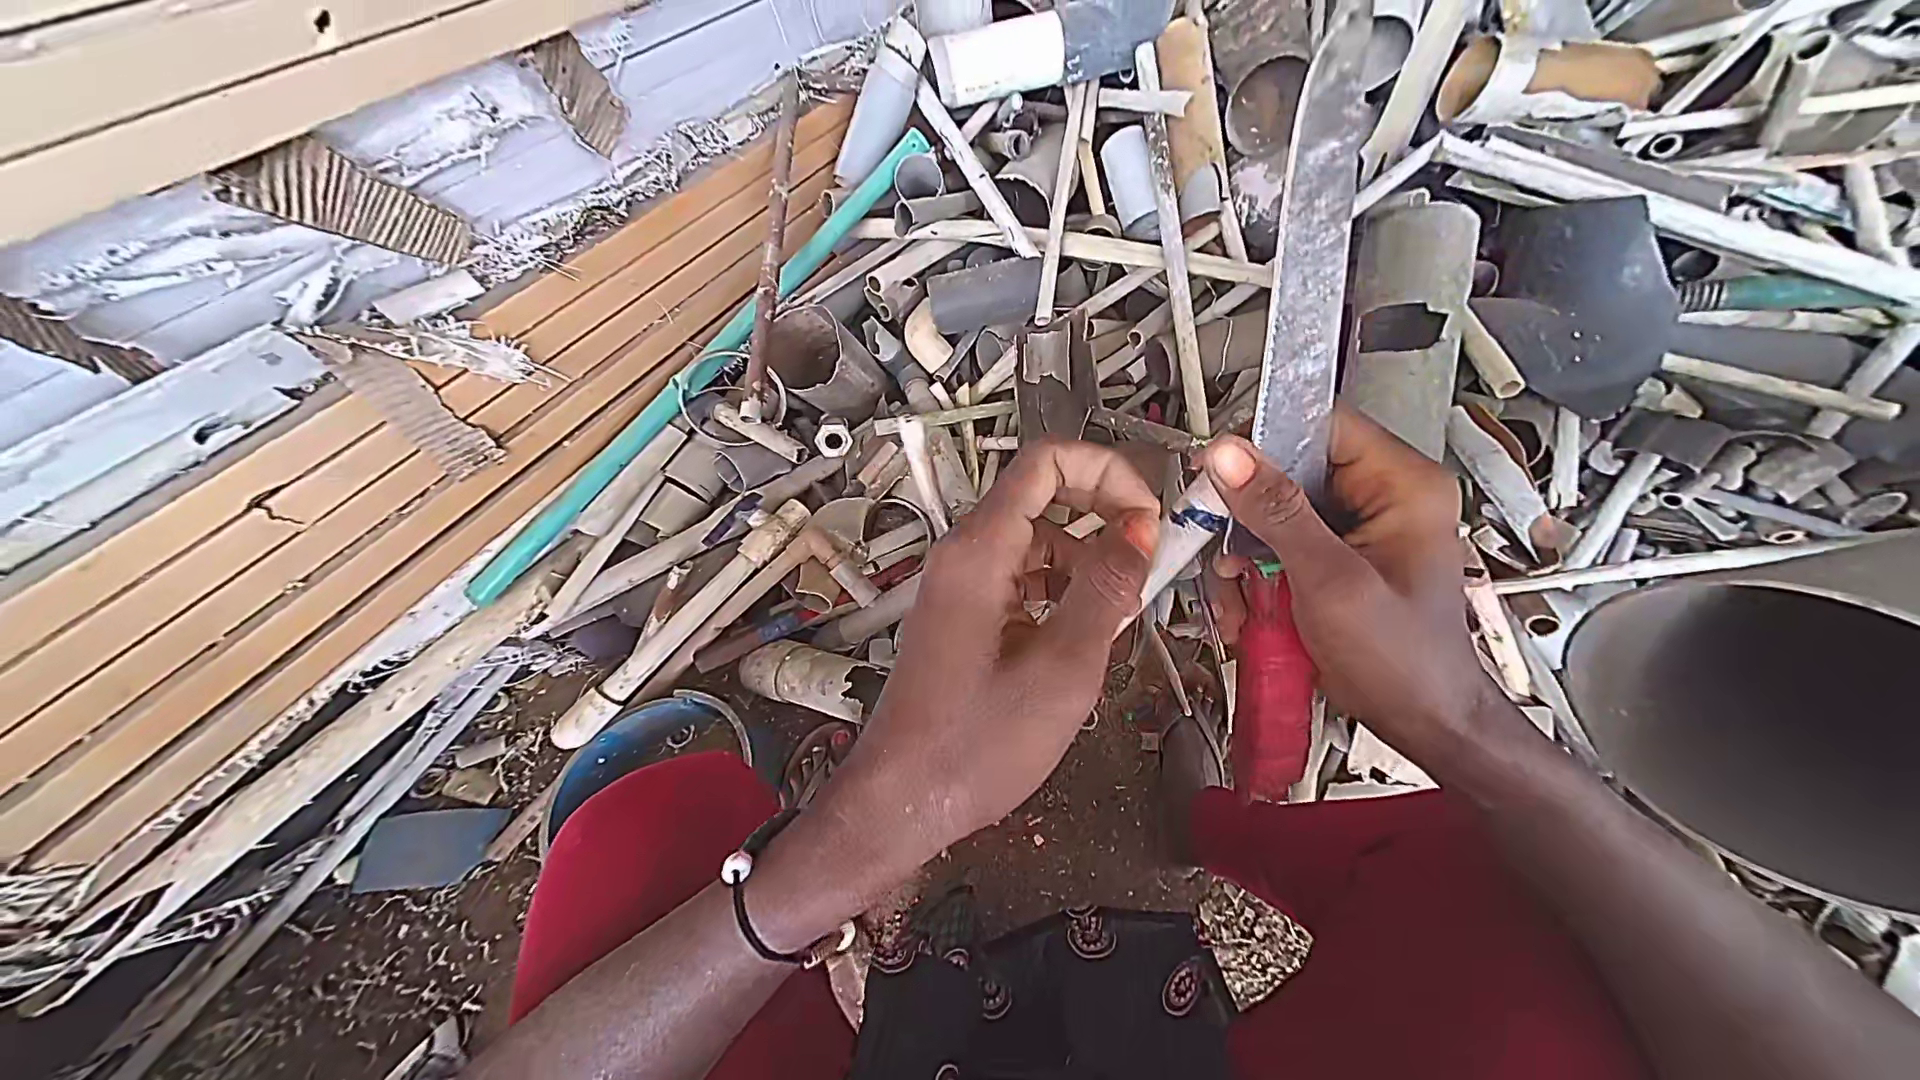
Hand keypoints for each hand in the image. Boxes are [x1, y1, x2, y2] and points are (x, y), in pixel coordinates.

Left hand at [828, 437, 1160, 866]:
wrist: (903, 797)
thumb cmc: (978, 743)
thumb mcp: (1062, 667)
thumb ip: (1106, 590)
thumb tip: (1140, 531)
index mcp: (980, 550)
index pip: (1046, 461)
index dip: (1106, 472)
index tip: (1147, 517)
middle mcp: (963, 553)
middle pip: (1042, 496)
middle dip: (1102, 517)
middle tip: (1146, 562)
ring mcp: (958, 583)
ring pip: (1035, 540)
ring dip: (1084, 561)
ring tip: (1120, 609)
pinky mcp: (962, 612)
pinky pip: (1019, 576)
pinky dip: (1058, 589)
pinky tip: (1082, 629)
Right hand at [1202, 406, 1507, 767]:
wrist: (1418, 719)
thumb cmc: (1400, 658)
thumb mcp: (1331, 580)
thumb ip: (1278, 514)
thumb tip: (1229, 456)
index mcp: (1400, 484)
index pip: (1320, 425)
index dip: (1263, 441)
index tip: (1217, 473)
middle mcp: (1374, 496)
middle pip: (1284, 471)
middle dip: (1243, 515)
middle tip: (1220, 547)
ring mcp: (1347, 528)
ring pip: (1268, 511)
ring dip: (1240, 552)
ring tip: (1236, 591)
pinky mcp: (1325, 554)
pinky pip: (1271, 543)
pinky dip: (1249, 572)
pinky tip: (1247, 604)